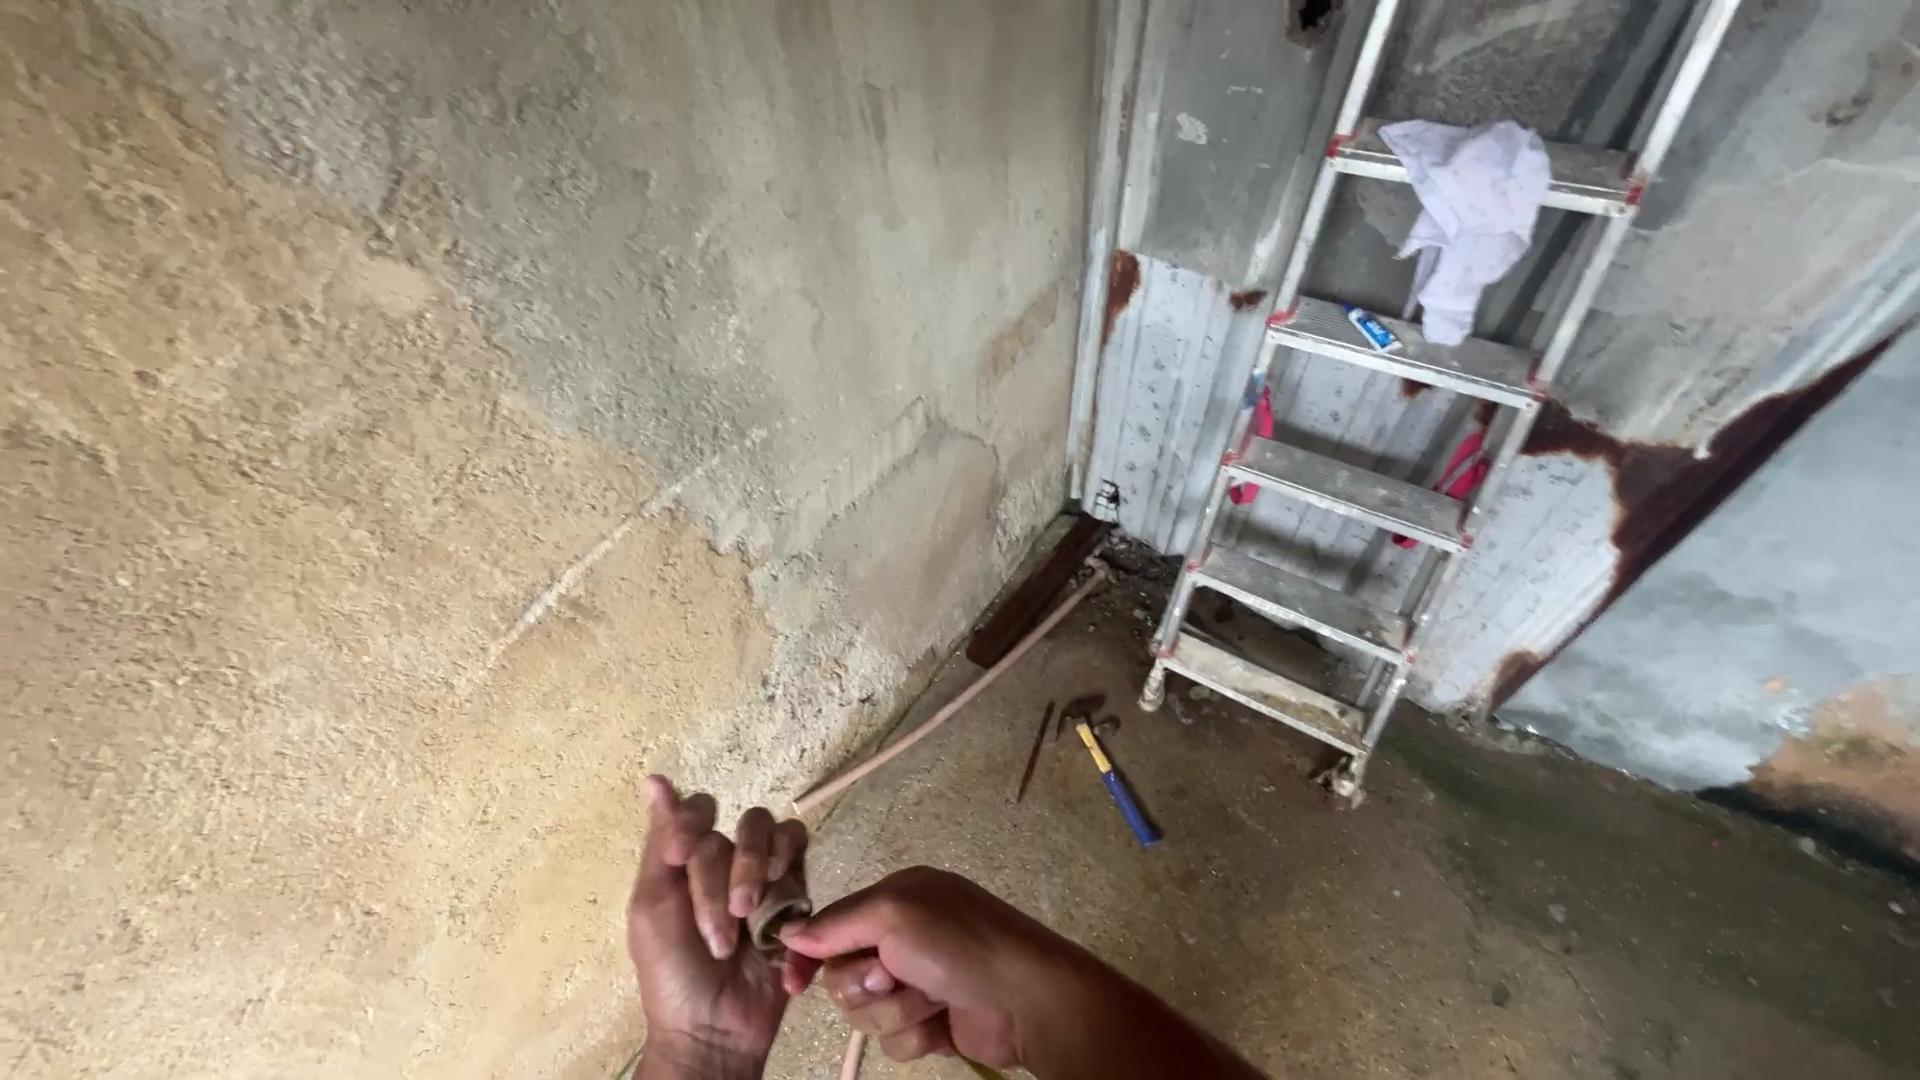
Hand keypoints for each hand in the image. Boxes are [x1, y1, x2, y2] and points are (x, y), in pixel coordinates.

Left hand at [627, 776, 815, 1078]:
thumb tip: (653, 777)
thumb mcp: (652, 905)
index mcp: (690, 858)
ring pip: (777, 835)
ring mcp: (767, 874)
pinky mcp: (796, 894)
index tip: (679, 856)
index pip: (701, 808)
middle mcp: (730, 858)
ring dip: (757, 874)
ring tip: (748, 917)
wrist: (714, 1026)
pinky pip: (802, 859)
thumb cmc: (672, 970)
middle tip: (724, 916)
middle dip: (727, 871)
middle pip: (743, 826)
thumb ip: (660, 841)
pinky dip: (790, 880)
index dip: (694, 822)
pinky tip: (778, 915)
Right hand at [777, 866, 1088, 1067]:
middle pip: (842, 974)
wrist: (1022, 998)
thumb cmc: (957, 943)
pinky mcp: (929, 1019)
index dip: (809, 954)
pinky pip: (893, 1038)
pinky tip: (941, 1020)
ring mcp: (916, 979)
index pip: (832, 925)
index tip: (792, 983)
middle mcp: (902, 935)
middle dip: (863, 984)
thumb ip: (837, 923)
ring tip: (928, 998)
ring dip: (894, 1010)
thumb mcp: (893, 913)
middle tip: (892, 976)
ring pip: (865, 1011)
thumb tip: (788, 932)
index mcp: (894, 898)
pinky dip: (914, 1033)